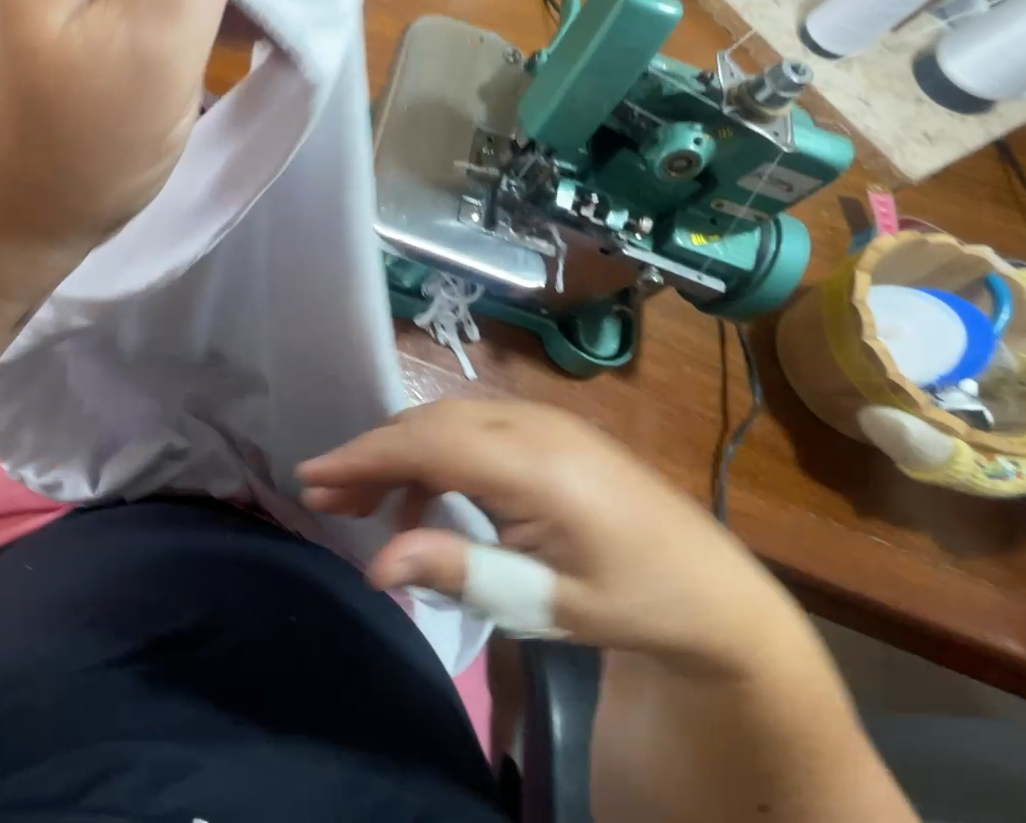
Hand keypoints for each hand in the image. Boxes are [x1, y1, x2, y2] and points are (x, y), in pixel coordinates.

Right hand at [299, 400, 808, 677]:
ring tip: (362, 507)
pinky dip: (429, 459)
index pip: (426, 444)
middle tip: (324, 501)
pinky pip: (467, 430)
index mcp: (537, 466)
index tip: (309, 477)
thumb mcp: (545, 602)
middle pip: (426, 424)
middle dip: (368, 458)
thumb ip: (457, 571)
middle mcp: (534, 427)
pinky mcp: (545, 433)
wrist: (716, 592)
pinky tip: (421, 506)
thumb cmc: (634, 602)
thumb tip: (373, 566)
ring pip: (442, 422)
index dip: (361, 457)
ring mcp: (542, 423)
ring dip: (395, 457)